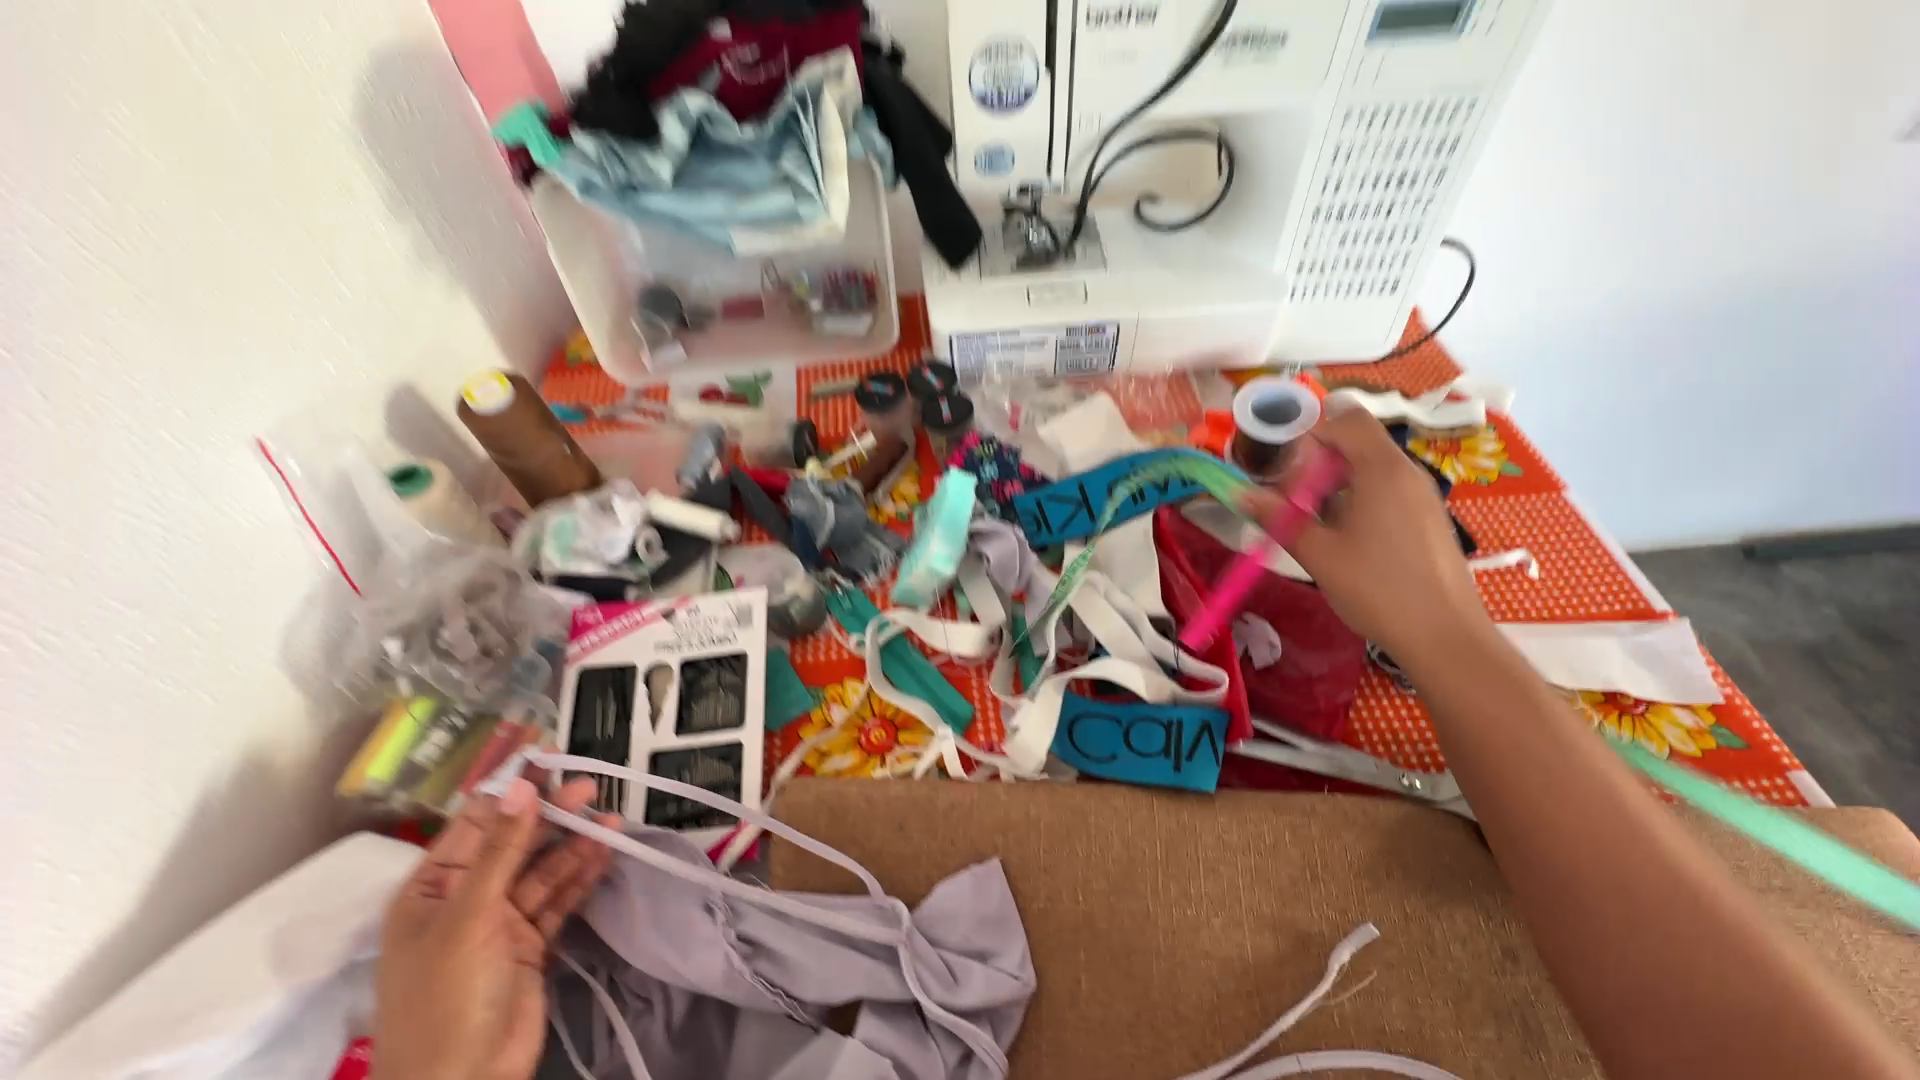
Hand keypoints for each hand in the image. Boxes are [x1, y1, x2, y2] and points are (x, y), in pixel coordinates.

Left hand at [372, 777, 618, 1079]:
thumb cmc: (445, 997)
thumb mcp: (468, 918)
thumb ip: (500, 850)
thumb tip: (520, 786)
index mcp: (430, 889)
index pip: (474, 824)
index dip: (510, 789)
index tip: (548, 757)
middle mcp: (464, 899)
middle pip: (513, 844)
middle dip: (550, 815)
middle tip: (591, 786)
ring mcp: (499, 922)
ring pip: (541, 870)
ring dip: (573, 845)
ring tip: (610, 819)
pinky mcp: (530, 944)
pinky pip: (558, 899)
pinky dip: (580, 876)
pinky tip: (605, 853)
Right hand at [1240, 405, 1489, 659]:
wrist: (1444, 637)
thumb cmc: (1378, 590)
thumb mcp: (1318, 554)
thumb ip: (1278, 517)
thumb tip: (1239, 493)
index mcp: (1382, 469)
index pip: (1344, 420)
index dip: (1307, 434)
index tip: (1282, 470)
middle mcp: (1406, 471)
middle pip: (1357, 439)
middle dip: (1316, 459)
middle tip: (1291, 497)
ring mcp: (1420, 495)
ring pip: (1369, 466)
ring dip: (1334, 481)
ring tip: (1312, 521)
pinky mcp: (1425, 517)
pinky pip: (1384, 488)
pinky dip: (1356, 497)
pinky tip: (1342, 538)